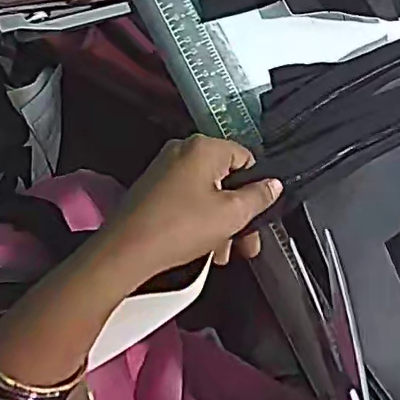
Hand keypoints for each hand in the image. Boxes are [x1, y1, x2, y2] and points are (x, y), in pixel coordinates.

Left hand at [94, 135, 281, 280]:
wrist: (127, 251)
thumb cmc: (177, 228)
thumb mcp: (231, 215)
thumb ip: (258, 197)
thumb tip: (272, 185)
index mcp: (203, 148)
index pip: (245, 158)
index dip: (257, 187)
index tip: (261, 212)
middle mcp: (182, 151)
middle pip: (225, 178)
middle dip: (239, 212)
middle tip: (247, 241)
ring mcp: (164, 170)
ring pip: (207, 193)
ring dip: (220, 222)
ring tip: (223, 252)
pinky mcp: (153, 190)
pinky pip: (187, 200)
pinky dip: (199, 220)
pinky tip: (204, 248)